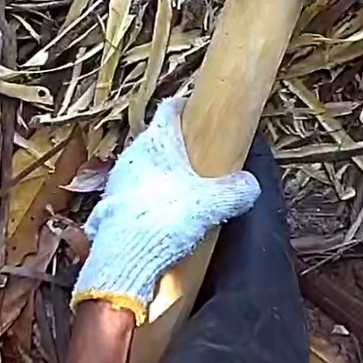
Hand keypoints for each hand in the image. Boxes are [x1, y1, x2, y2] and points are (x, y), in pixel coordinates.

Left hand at [72, 96, 259, 322]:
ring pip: (144, 164)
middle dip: (177, 144)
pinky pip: (133, 190)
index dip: (185, 105)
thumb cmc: (165, 219)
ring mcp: (118, 178)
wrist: (123, 258)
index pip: (170, 108)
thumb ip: (235, 191)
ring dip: (161, 172)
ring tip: (181, 190)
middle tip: (197, 157)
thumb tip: (251, 185)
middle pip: (158, 137)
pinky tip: (161, 215)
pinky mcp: (110, 203)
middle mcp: (134, 152)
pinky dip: (147, 195)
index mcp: (158, 140)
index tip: (196, 108)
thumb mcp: (211, 203)